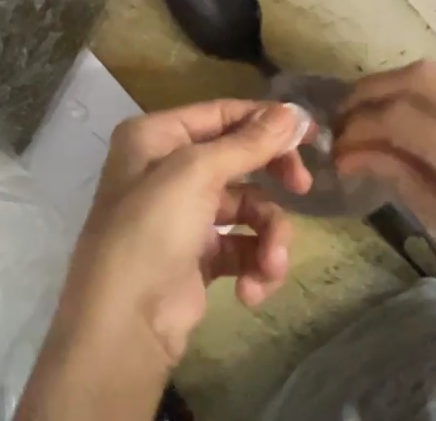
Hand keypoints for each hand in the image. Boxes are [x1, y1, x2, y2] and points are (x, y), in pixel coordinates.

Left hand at [18, 100, 311, 420]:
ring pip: (247, 208)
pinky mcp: (198, 256)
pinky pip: (241, 247)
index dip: (267, 120)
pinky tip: (251, 291)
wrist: (123, 324)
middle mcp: (167, 168)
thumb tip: (292, 111)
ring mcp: (183, 214)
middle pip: (239, 158)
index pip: (221, 113)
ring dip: (268, 236)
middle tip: (303, 188)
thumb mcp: (197, 173)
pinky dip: (254, 265)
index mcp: (156, 136)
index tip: (312, 133)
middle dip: (272, 178)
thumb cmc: (152, 229)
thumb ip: (247, 143)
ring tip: (270, 266)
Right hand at [333, 62, 435, 340]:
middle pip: (421, 78)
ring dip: (405, 83)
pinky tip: (429, 110)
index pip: (404, 119)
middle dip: (373, 91)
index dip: (360, 125)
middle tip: (346, 115)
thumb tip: (356, 155)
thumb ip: (412, 184)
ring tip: (379, 108)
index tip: (337, 145)